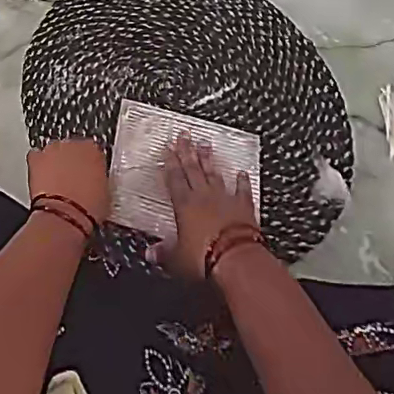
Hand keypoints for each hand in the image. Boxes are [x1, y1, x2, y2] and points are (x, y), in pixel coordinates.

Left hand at [28, 139, 110, 226]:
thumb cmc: (86, 209)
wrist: (65, 216)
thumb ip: (98, 179)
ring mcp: (53, 150)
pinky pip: (36, 157)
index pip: (92, 149)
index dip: (89, 164)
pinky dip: (38, 166)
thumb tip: (94, 184)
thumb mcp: (105, 194)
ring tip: (55, 182)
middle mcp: (73, 144)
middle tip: (71, 180)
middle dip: (71, 162)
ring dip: (54, 163)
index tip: (87, 175)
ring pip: (53, 151)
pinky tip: (41, 180)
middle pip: (72, 148)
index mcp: (94, 150)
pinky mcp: (36, 158)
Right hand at [151, 135, 258, 279]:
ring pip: (214, 174)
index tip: (168, 148)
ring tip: (205, 144)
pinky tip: (242, 172)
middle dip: (187, 151)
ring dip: (209, 160)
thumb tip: (150, 253)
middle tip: (184, 135)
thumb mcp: (177, 258)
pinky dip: (242, 181)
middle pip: (192, 169)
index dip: (170, 163)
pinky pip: (242, 190)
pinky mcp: (243, 207)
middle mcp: (203, 196)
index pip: (175, 179)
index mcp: (184, 205)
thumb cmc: (203, 258)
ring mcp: (224, 199)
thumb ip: (164, 252)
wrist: (235, 258)